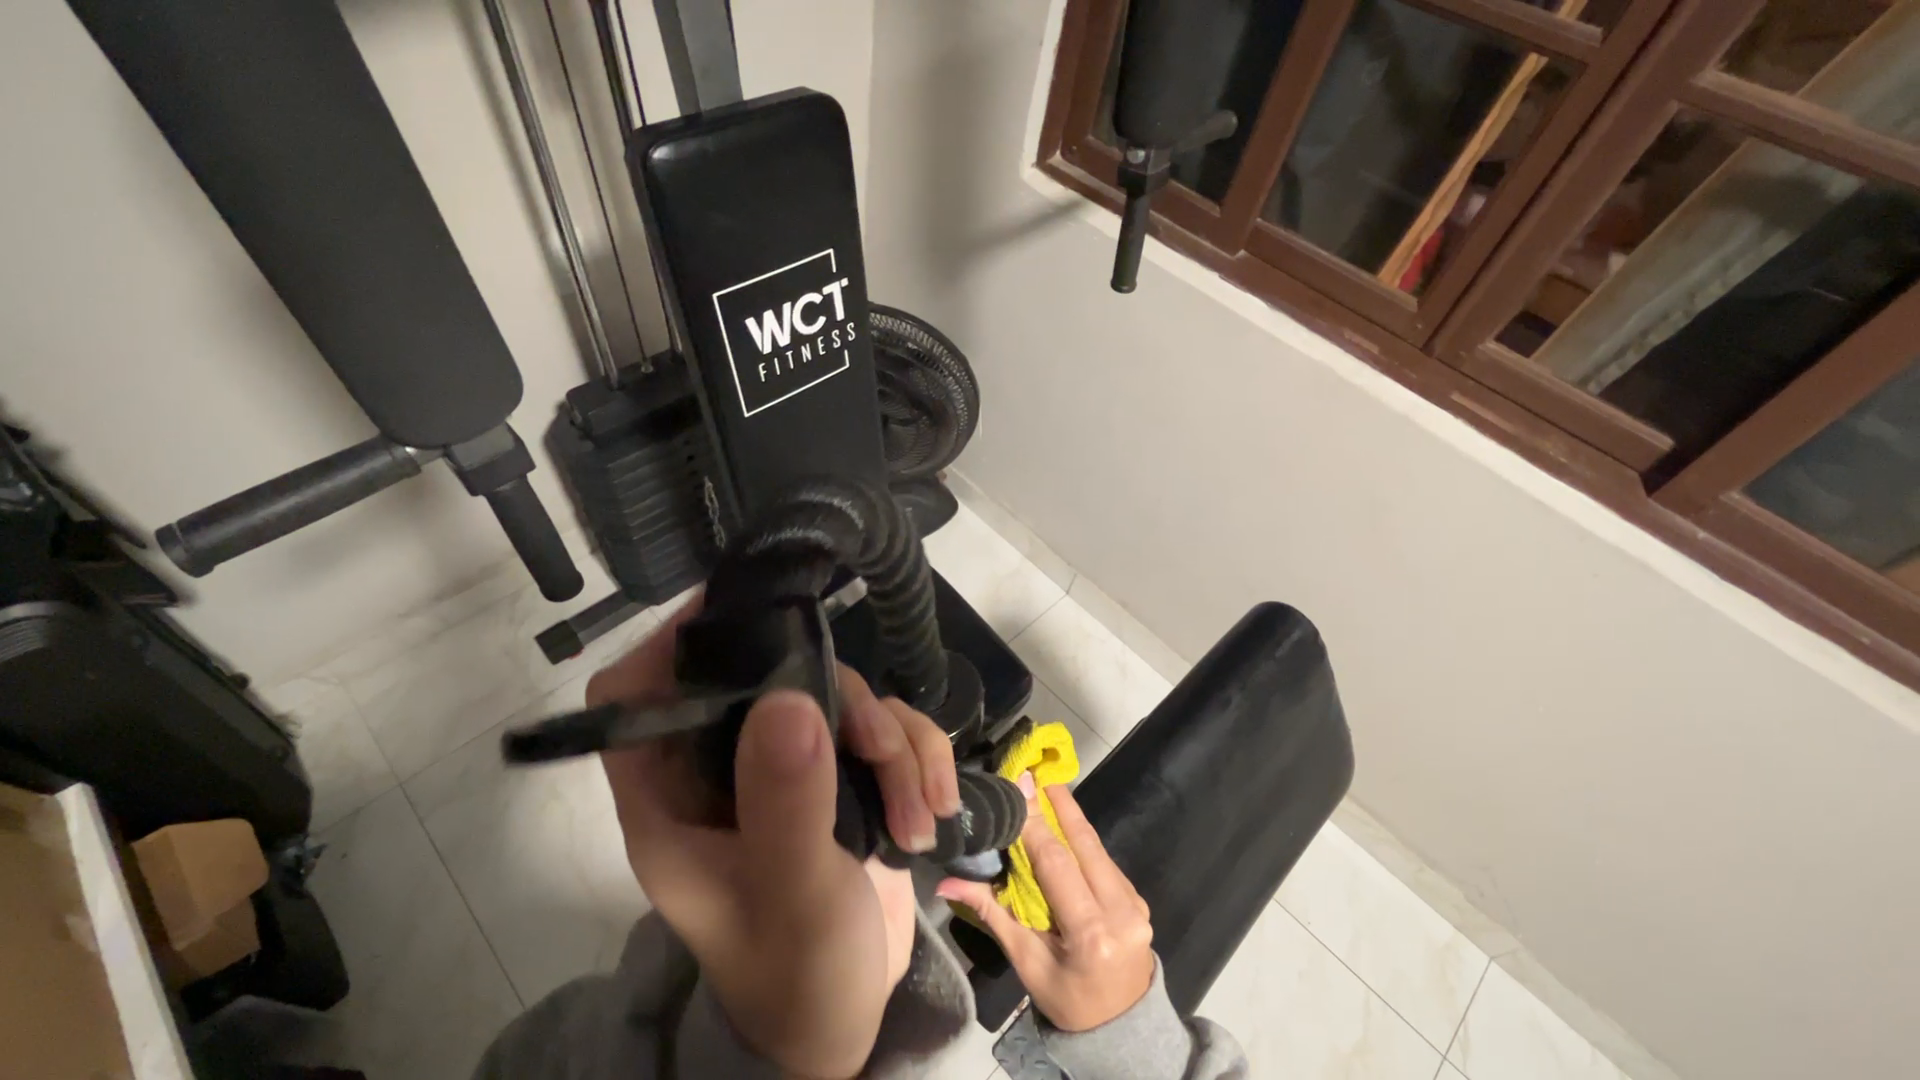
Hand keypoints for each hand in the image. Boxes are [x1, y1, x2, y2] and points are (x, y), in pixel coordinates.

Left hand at [588, 602, 960, 1078]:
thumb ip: (785, 805)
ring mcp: (793, 769)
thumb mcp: (791, 895)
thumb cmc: (796, 975)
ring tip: (916, 818)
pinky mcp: (848, 777)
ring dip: (896, 745)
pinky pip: (889, 730)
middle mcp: (728, 771)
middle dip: (843, 704)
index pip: (639, 698)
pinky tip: (936, 812)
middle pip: (773, 678)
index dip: (675, 647)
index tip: (752, 616)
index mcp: (674, 798)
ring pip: (844, 699)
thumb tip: (790, 697)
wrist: (848, 1022)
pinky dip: (922, 760)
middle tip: (879, 752)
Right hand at [937, 778, 1155, 1032]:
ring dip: (1072, 818)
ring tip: (1048, 789)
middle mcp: (1121, 912)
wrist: (1121, 1030)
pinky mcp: (1139, 901)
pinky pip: (1106, 863)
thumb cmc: (1066, 999)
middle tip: (1036, 773)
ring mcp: (1136, 905)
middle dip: (1059, 806)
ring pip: (1098, 850)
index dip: (1035, 822)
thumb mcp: (1027, 963)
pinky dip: (1083, 842)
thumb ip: (993, 914)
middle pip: (1085, 845)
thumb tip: (946, 884)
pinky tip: (1065, 824)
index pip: (1057, 863)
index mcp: (1090, 933)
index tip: (1019, 786)